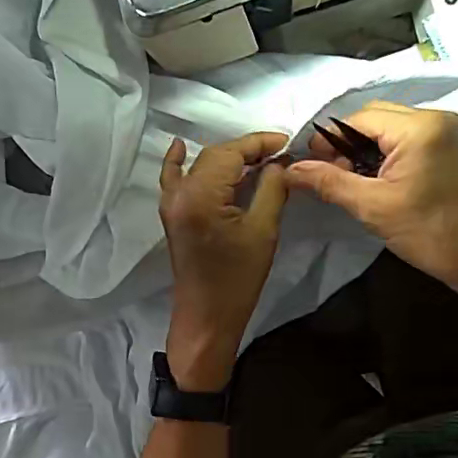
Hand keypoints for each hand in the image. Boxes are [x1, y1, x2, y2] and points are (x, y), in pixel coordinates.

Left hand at [159, 132, 290, 392]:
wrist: (207, 317)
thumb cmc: (238, 278)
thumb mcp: (263, 230)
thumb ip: (272, 188)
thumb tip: (280, 162)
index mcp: (200, 194)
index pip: (230, 153)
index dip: (258, 143)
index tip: (287, 141)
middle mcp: (179, 192)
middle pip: (215, 156)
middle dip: (247, 150)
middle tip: (280, 152)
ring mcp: (171, 203)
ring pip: (200, 165)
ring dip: (228, 158)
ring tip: (259, 159)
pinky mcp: (172, 214)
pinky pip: (173, 179)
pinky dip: (178, 162)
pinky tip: (180, 146)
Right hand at [285, 102, 457, 303]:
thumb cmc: (431, 233)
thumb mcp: (373, 207)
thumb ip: (330, 182)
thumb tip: (291, 169)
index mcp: (418, 127)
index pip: (358, 118)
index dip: (330, 140)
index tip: (310, 165)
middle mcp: (436, 118)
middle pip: (375, 118)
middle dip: (347, 143)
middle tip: (330, 174)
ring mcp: (448, 132)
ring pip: (391, 129)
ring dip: (367, 149)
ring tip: (351, 180)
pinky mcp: (452, 148)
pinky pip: (409, 140)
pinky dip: (388, 155)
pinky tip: (377, 180)